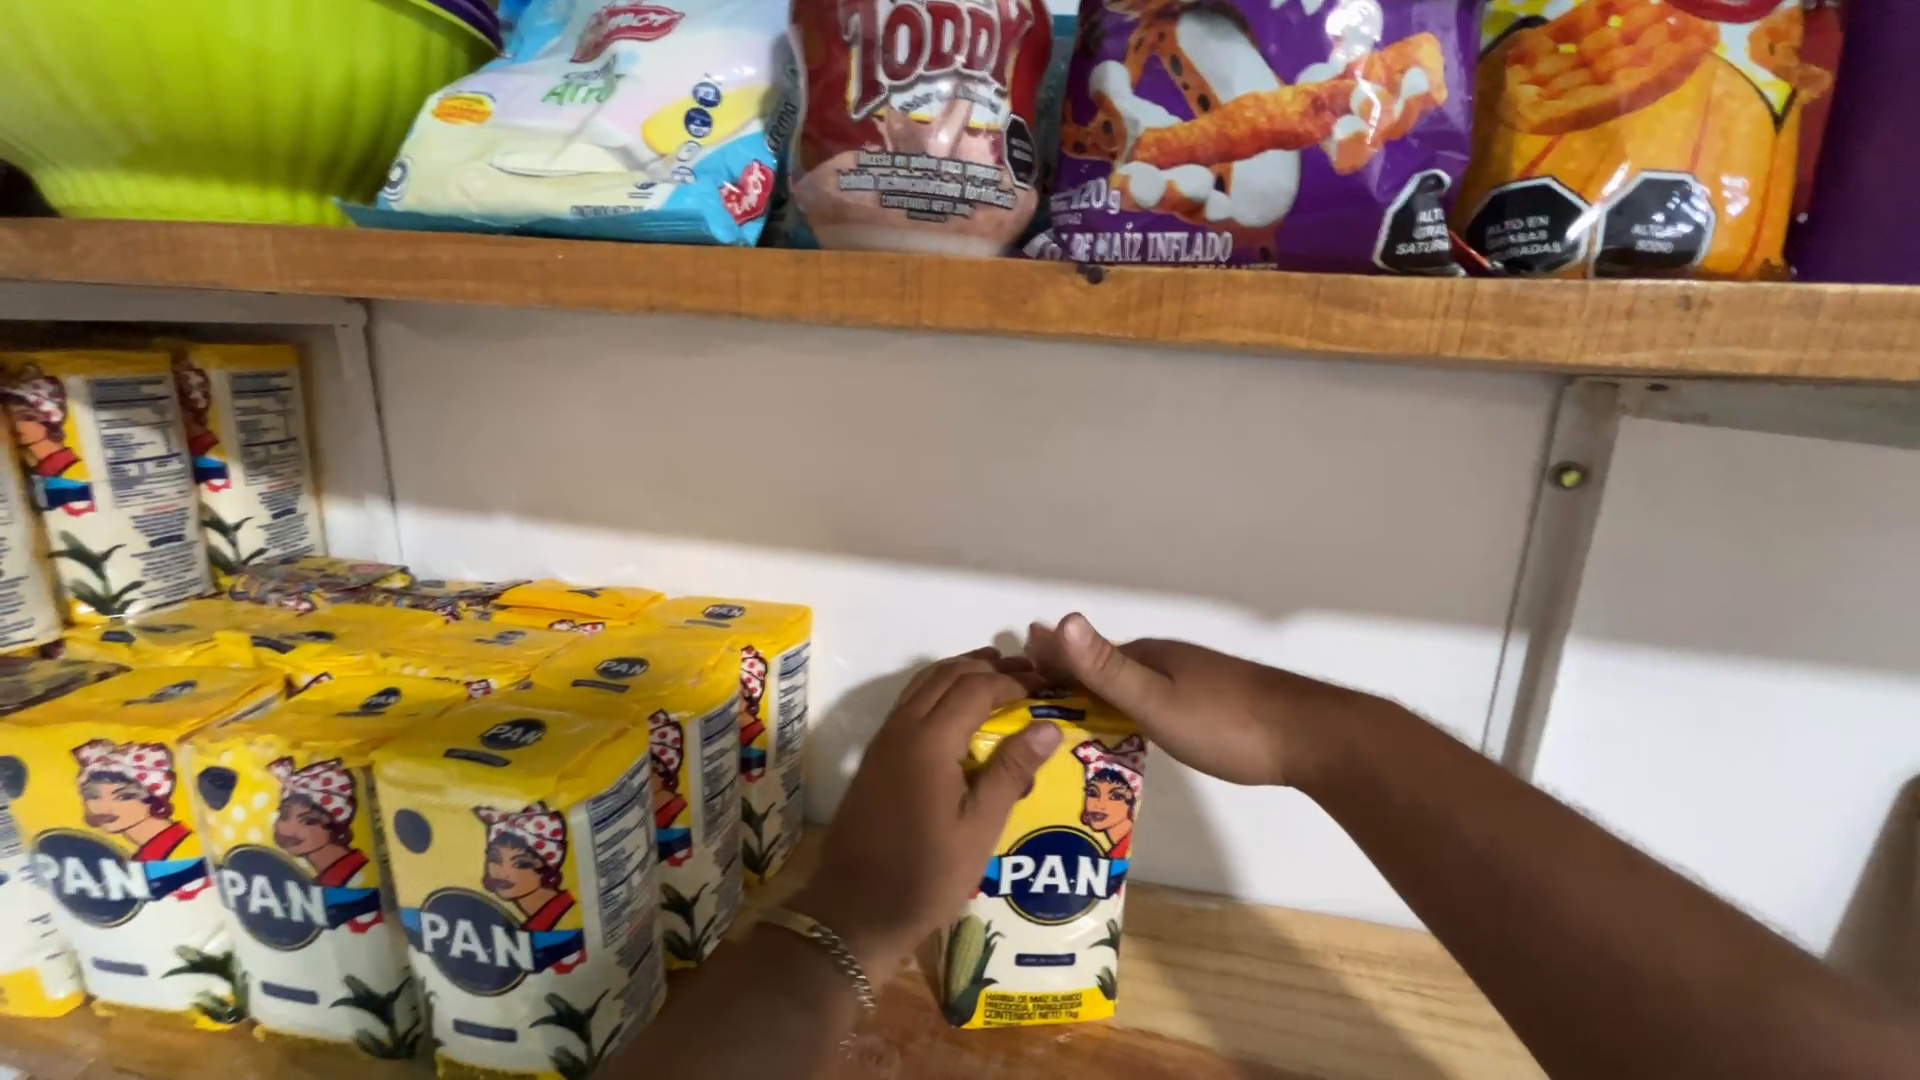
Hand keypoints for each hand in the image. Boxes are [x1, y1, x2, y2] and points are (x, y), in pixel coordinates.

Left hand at [791, 650, 1061, 973]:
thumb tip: (1048, 726)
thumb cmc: (925, 876)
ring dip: (962, 671)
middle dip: (989, 668)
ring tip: (999, 675)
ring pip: (924, 682)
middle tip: (1029, 674)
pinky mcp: (876, 754)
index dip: (1012, 682)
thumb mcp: (978, 830)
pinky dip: (940, 688)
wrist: (854, 910)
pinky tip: (960, 707)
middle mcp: (902, 728)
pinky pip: (911, 701)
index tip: (1045, 688)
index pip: (976, 687)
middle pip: (948, 674)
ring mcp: (884, 739)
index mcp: (929, 742)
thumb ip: (1010, 772)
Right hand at [1026, 613, 1374, 788]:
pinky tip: (1125, 725)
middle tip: (1027, 697)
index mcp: (1146, 656)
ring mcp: (1189, 677)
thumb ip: (1108, 669)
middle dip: (1064, 675)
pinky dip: (1123, 706)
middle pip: (1101, 665)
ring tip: (1063, 713)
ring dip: (1093, 691)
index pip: (1080, 654)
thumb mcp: (1158, 701)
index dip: (1046, 664)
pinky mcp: (1209, 699)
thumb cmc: (1229, 724)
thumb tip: (1059, 619)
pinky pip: (1149, 696)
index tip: (1010, 676)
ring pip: (1127, 681)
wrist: (1313, 737)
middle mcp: (1164, 659)